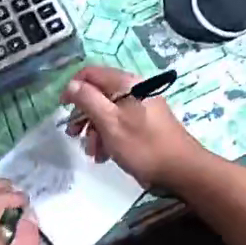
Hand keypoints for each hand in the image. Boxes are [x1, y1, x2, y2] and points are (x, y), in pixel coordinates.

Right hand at [61, 66, 209, 188]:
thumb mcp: (110, 123)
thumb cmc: (143, 146)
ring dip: (95, 131)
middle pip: (100, 94)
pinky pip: (121, 125)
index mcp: (127, 84)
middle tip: (73, 135)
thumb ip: (88, 101)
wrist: (182, 170)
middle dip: (84, 115)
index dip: (73, 88)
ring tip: (93, 152)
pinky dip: (110, 138)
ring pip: (109, 113)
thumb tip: (72, 84)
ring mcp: (143, 109)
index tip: (63, 108)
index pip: (91, 74)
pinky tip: (105, 156)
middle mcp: (135, 91)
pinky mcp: (147, 126)